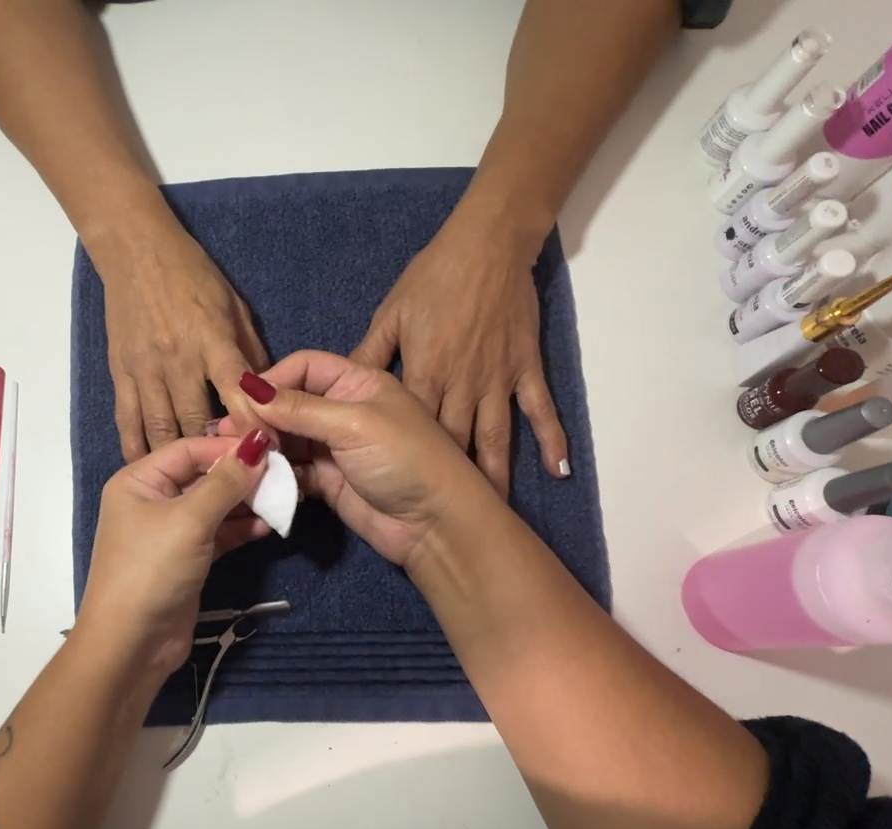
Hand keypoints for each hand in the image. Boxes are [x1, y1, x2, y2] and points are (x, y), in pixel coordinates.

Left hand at [78, 432, 271, 679]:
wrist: (132, 642)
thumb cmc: (152, 570)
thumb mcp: (189, 520)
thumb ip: (226, 482)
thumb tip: (258, 445)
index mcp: (139, 481)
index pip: (189, 449)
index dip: (228, 446)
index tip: (270, 447)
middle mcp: (152, 501)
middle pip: (204, 475)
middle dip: (242, 476)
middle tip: (283, 473)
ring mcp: (170, 532)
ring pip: (215, 506)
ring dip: (246, 503)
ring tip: (282, 499)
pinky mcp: (187, 559)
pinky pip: (218, 534)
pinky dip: (241, 529)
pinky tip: (267, 527)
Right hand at [102, 226, 270, 460]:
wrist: (135, 251)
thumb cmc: (192, 274)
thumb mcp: (233, 306)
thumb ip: (248, 352)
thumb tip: (267, 396)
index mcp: (212, 340)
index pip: (237, 393)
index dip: (253, 426)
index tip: (268, 453)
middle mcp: (177, 359)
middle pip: (197, 421)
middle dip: (215, 452)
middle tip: (232, 480)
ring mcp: (145, 369)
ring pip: (161, 428)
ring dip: (178, 459)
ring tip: (194, 483)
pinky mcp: (120, 373)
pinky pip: (128, 420)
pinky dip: (136, 448)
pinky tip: (147, 467)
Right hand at [235, 353, 491, 566]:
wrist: (436, 524)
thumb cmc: (405, 459)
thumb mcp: (353, 424)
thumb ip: (299, 407)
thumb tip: (247, 388)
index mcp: (358, 382)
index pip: (304, 367)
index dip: (271, 380)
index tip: (241, 401)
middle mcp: (343, 410)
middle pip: (290, 403)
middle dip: (261, 416)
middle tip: (231, 434)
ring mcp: (334, 448)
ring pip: (287, 439)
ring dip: (263, 446)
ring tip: (235, 457)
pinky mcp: (328, 482)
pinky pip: (292, 471)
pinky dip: (274, 475)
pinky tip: (256, 480)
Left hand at [350, 218, 567, 496]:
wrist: (489, 244)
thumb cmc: (432, 278)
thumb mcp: (389, 316)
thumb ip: (366, 356)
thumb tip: (332, 386)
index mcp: (421, 375)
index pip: (408, 429)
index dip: (395, 462)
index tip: (383, 497)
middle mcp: (459, 386)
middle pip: (449, 443)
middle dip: (445, 484)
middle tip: (443, 522)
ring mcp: (496, 381)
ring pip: (493, 438)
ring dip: (494, 475)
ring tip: (494, 512)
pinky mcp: (525, 369)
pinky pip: (539, 409)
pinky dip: (551, 439)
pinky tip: (559, 471)